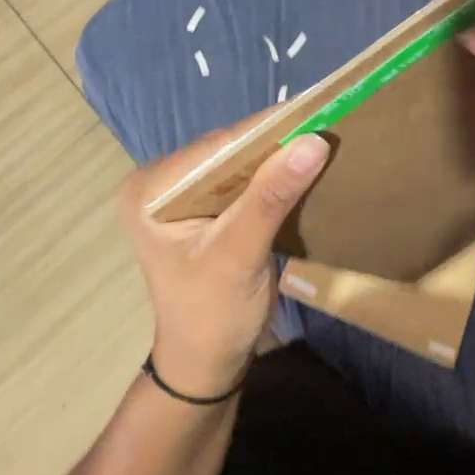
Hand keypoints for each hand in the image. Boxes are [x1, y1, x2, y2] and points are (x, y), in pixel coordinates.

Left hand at [117, 115, 330, 396]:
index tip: (314, 108)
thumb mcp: (240, 255)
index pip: (215, 148)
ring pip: (237, 161)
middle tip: (325, 119)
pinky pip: (241, 178)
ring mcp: (181, 194)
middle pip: (226, 150)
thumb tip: (313, 141)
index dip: (264, 129)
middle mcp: (159, 182)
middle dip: (273, 141)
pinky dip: (271, 175)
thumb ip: (271, 197)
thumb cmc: (212, 316)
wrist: (206, 365)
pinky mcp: (204, 206)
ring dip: (276, 155)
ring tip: (322, 135)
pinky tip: (303, 165)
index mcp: (149, 190)